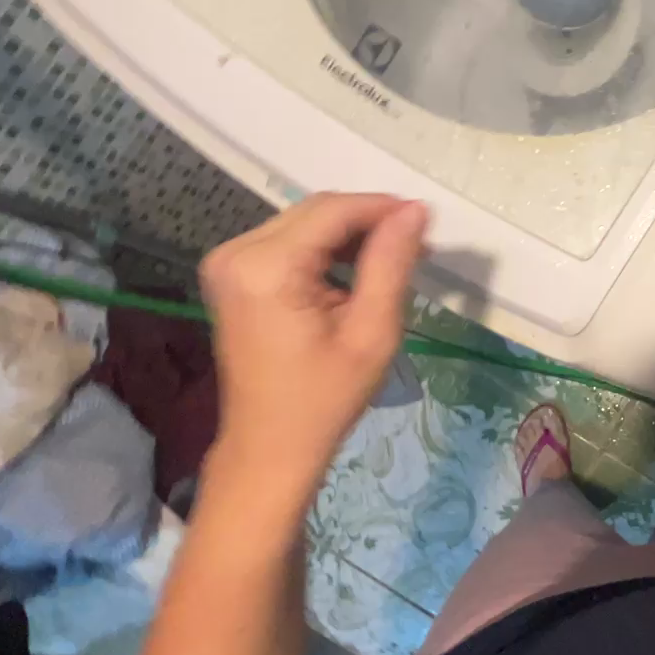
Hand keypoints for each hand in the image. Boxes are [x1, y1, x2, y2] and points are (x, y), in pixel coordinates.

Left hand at [199, 193, 427, 480]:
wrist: (271, 445)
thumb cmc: (326, 397)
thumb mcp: (372, 331)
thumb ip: (391, 264)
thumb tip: (415, 211)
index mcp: (267, 267)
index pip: (333, 211)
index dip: (382, 208)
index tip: (426, 220)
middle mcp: (237, 252)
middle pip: (315, 211)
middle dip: (368, 220)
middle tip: (416, 243)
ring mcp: (228, 262)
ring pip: (303, 223)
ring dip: (350, 234)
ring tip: (395, 258)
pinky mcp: (232, 275)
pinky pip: (288, 243)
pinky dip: (326, 250)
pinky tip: (358, 270)